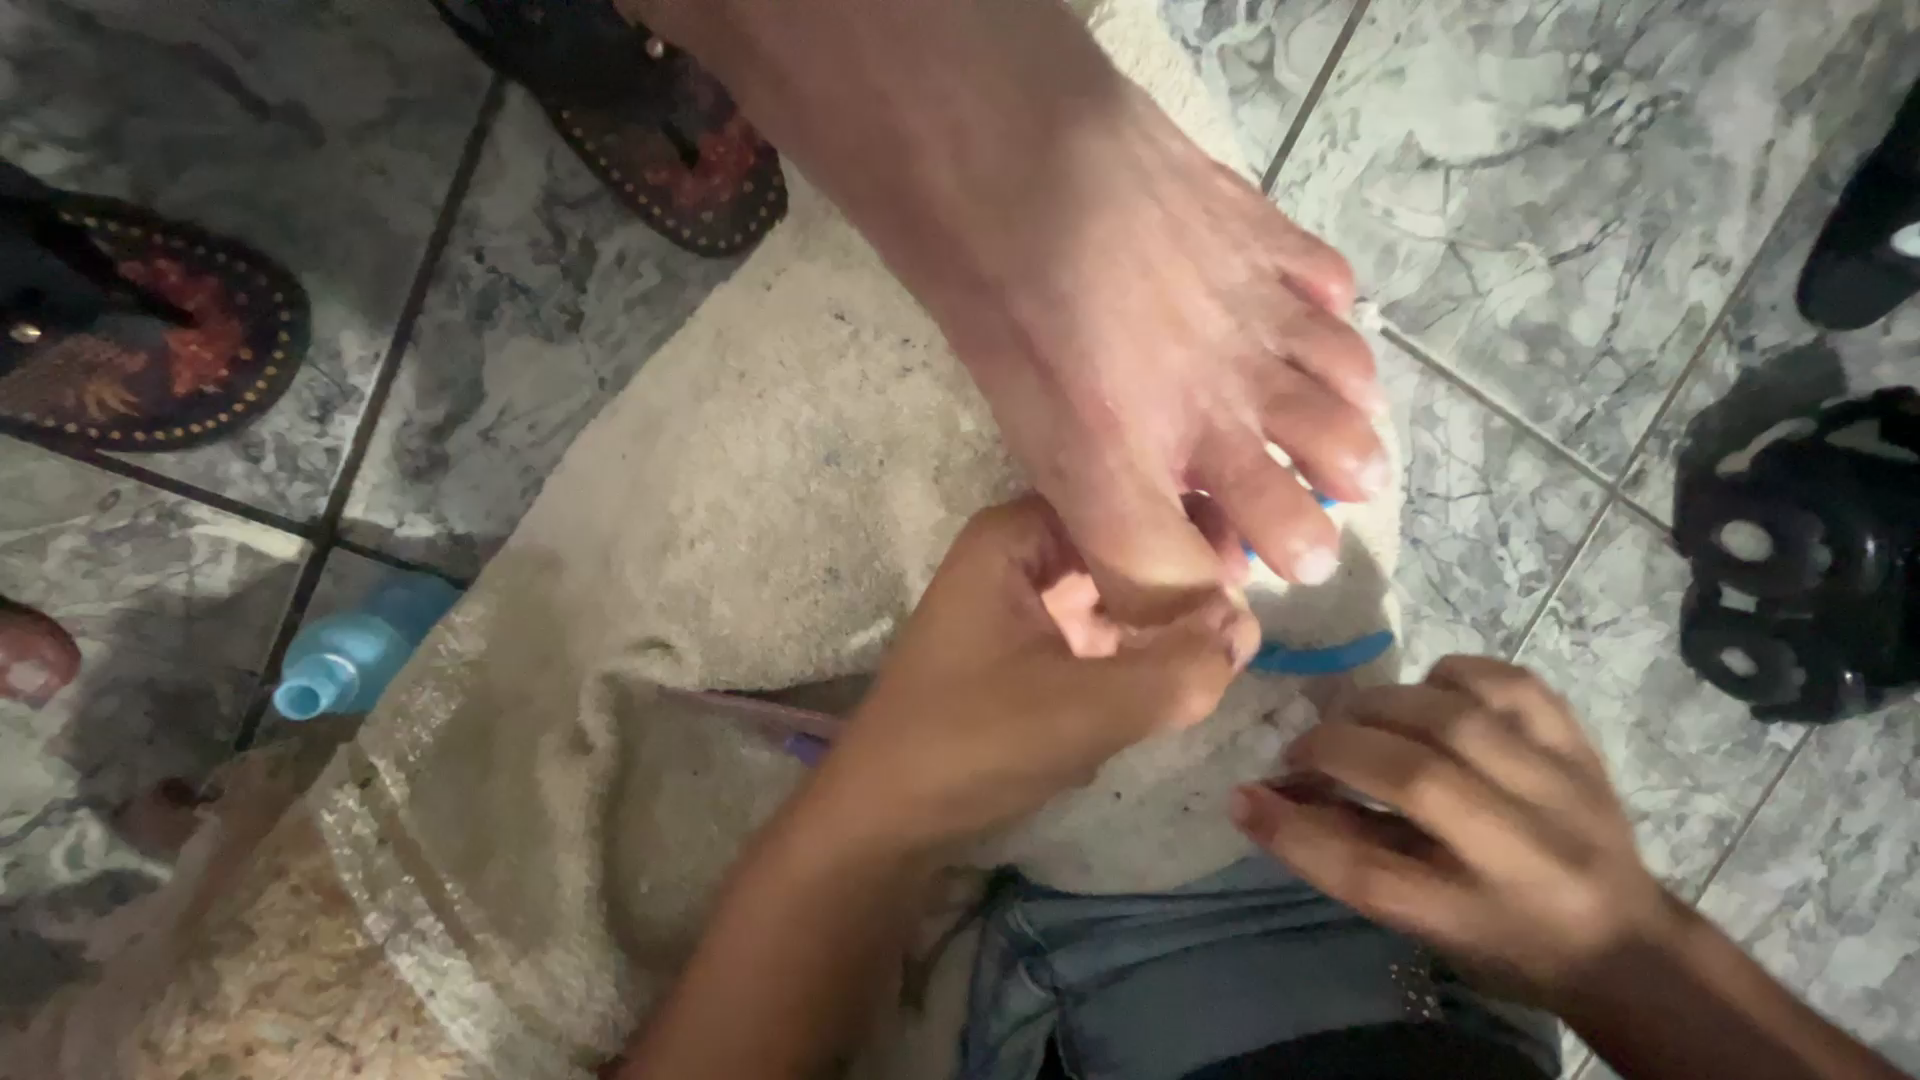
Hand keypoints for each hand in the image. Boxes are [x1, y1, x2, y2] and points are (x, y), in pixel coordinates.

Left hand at [803, 495, 1258, 855]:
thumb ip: (1177, 668)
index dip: (1186, 529)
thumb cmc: (973, 744)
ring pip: (1108, 592)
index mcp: (1013, 537)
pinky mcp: (1021, 648)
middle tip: (1244, 612)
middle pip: (1116, 545)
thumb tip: (1249, 622)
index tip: (1249, 565)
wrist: (887, 818)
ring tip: (1221, 644)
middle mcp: (1013, 555)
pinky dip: (1128, 650)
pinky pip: (1092, 630)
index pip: (1119, 502)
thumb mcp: (1087, 708)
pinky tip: (1170, 674)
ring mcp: (1015, 602)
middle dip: (1176, 580)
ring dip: (1156, 620)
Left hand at [932, 85, 1386, 615]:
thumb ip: (1103, 504)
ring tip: (1342, 451)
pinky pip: (1333, 292)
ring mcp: (1258, 323)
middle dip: (1310, 539)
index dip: (1216, 587)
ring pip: (1347, 399)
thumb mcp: (1033, 443)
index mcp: (1136, 471)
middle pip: (1304, 504)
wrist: (1013, 187)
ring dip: (1349, 438)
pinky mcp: (1272, 245)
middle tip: (1307, 544)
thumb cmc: (1008, 328)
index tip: (1222, 570)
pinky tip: (1316, 331)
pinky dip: (1333, 324)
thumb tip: (1163, 532)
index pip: (1200, 572)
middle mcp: (1220, 411)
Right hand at [1230, 656, 1677, 1005]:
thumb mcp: (1411, 917)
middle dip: (1336, 747)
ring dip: (1381, 707)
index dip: (1293, 830)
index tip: (1243, 795)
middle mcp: (1529, 853)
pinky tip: (1428, 694)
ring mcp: (1564, 790)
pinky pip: (1510, 684)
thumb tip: (1248, 797)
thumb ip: (1334, 852)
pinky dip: (1450, 676)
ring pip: (1457, 719)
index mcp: (1481, 913)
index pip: (1371, 874)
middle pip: (1418, 780)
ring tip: (1359, 722)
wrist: (1625, 940)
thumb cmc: (1494, 934)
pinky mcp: (1580, 746)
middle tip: (1306, 751)